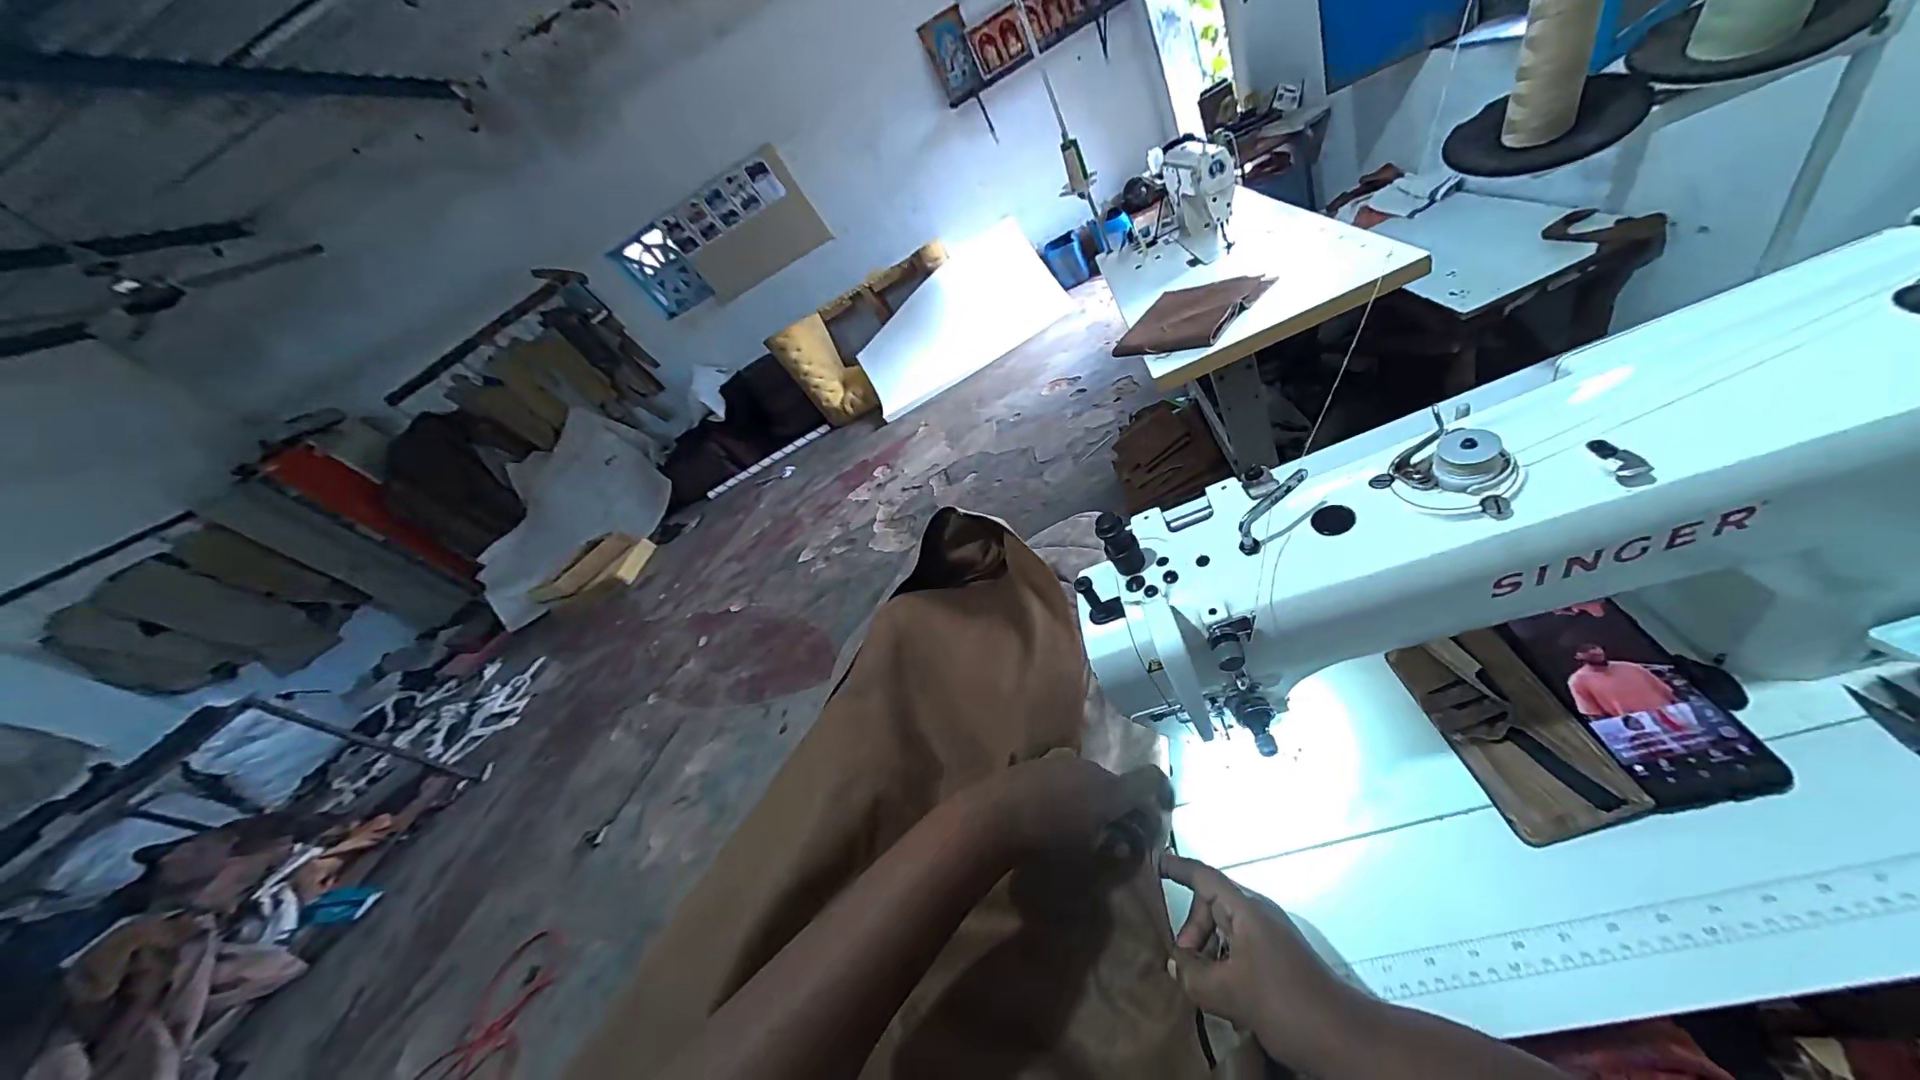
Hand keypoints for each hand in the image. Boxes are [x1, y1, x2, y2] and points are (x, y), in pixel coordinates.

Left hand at [970, 753, 1170, 858]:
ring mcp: (1063, 761)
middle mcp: (1092, 768)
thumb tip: (1124, 845)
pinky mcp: (1038, 762)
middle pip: (1116, 783)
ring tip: (1075, 826)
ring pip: (1089, 779)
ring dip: (1090, 799)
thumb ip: (1113, 850)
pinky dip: (1066, 792)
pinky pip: (1064, 776)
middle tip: (1111, 833)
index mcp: (1111, 791)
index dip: (1159, 794)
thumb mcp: (1087, 858)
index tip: (1155, 814)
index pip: (1150, 779)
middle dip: (1118, 806)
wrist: (992, 816)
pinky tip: (1049, 814)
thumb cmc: (1046, 843)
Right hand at [1160, 851, 1363, 1063]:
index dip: (1176, 867)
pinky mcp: (1278, 960)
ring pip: (1224, 930)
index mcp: (1246, 909)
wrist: (1347, 1040)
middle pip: (1211, 905)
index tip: (1153, 860)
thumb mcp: (1228, 991)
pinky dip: (1223, 963)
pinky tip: (1222, 994)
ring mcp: (1270, 937)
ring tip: (1201, 983)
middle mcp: (1258, 915)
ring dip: (1207, 951)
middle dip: (1191, 930)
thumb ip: (1192, 974)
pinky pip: (1238, 948)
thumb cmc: (1285, 1003)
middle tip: (1183, 962)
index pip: (1203, 876)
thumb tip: (1175, 962)